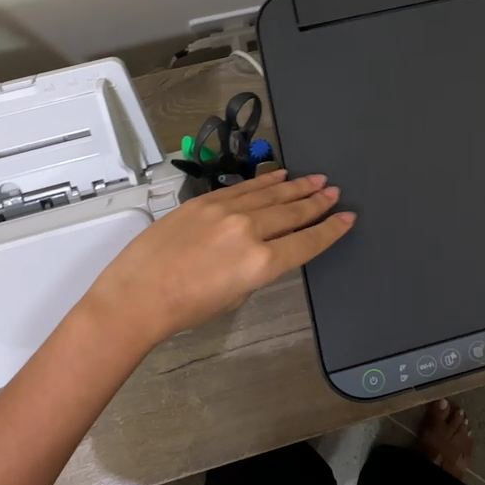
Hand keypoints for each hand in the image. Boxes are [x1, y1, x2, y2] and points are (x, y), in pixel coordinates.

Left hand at [79, 170, 354, 352]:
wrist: (137, 295)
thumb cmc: (184, 308)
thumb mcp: (234, 296)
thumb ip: (256, 269)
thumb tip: (264, 248)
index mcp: (261, 263)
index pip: (307, 241)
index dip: (331, 229)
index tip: (347, 217)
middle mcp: (250, 231)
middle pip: (293, 212)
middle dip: (317, 202)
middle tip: (334, 191)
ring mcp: (227, 211)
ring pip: (272, 194)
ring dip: (297, 187)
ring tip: (317, 180)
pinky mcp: (206, 201)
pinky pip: (246, 187)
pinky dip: (267, 181)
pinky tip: (281, 176)